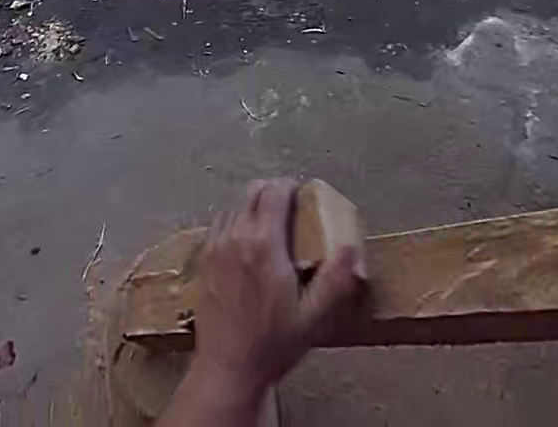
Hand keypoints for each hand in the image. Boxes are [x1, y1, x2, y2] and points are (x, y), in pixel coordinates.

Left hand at [162, 179, 365, 425]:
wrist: (227, 371)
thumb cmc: (271, 345)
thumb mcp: (312, 317)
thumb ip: (334, 280)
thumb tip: (351, 250)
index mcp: (265, 244)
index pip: (275, 191)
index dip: (290, 187)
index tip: (300, 196)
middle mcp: (238, 237)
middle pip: (255, 191)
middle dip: (273, 193)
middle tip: (287, 209)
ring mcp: (218, 246)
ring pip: (236, 206)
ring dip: (253, 209)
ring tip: (267, 228)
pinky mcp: (205, 259)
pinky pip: (219, 224)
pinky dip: (233, 222)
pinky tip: (244, 242)